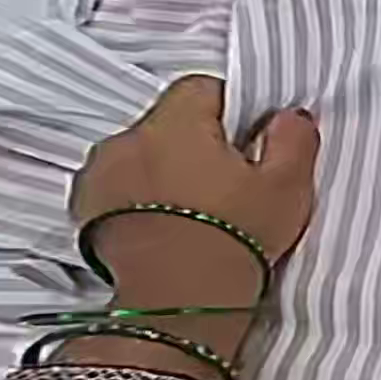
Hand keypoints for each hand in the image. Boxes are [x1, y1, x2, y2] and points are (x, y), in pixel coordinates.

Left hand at [61, 76, 319, 379]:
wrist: (182, 293)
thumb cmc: (241, 228)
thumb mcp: (289, 182)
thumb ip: (293, 138)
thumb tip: (289, 114)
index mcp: (176, 126)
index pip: (202, 86)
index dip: (236, 103)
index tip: (260, 134)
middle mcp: (126, 140)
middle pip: (172, 120)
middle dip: (205, 138)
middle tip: (244, 173)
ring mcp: (99, 174)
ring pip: (147, 151)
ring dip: (175, 165)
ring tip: (210, 200)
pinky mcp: (86, 206)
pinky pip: (125, 181)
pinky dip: (150, 191)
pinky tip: (179, 218)